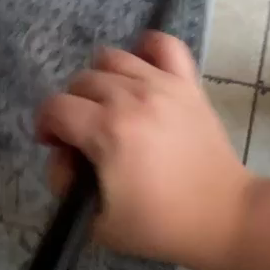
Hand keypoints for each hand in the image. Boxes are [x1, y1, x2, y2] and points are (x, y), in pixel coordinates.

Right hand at [34, 32, 252, 267]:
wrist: (224, 216)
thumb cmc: (161, 224)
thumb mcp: (98, 221)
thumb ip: (67, 184)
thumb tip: (64, 156)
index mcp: (107, 131)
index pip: (55, 108)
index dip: (46, 126)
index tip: (57, 146)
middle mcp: (131, 98)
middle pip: (81, 82)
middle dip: (73, 107)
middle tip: (86, 136)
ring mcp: (162, 85)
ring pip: (112, 58)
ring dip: (101, 80)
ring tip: (111, 106)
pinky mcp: (188, 84)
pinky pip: (164, 45)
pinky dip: (147, 48)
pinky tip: (142, 70)